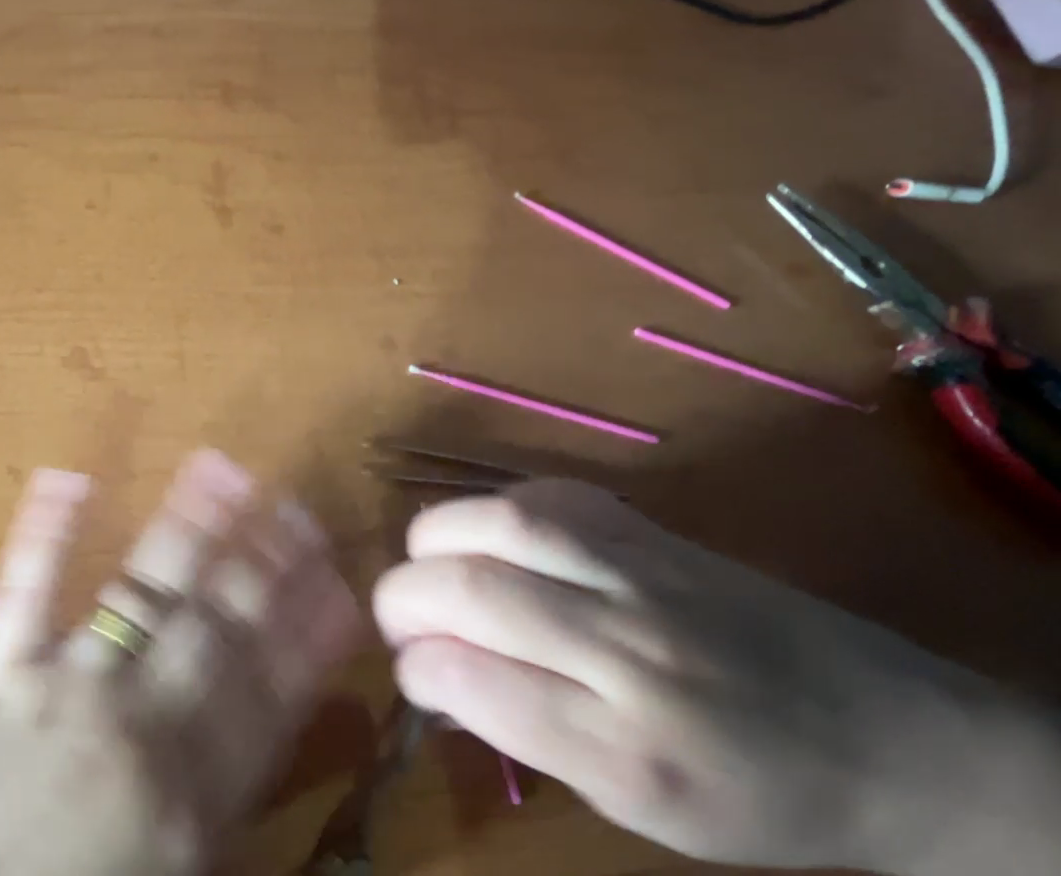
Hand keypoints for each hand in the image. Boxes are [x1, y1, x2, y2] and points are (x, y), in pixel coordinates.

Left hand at [0, 451, 359, 875]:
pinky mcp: (0, 668)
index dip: (309, 631)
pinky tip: (69, 477)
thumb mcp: (168, 875)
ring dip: (187, 528)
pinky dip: (47, 532)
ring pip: (143, 596)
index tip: (339, 579)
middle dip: (266, 564)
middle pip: (217, 630)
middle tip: (298, 507)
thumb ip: (223, 814)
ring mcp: (70, 688)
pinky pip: (26, 592)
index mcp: (191, 793)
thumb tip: (271, 745)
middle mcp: (142, 725)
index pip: (270, 694)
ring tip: (223, 469)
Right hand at [372, 480, 1060, 874]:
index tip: (415, 675)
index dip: (412, 669)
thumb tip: (432, 669)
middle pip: (469, 589)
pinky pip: (542, 494)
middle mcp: (629, 646)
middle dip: (402, 601)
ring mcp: (644, 571)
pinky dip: (491, 513)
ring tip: (436, 572)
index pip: (465, 678)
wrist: (895, 739)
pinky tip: (496, 543)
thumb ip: (523, 733)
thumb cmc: (750, 794)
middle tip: (407, 624)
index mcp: (626, 746)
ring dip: (435, 544)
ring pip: (496, 523)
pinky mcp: (652, 528)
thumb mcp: (634, 804)